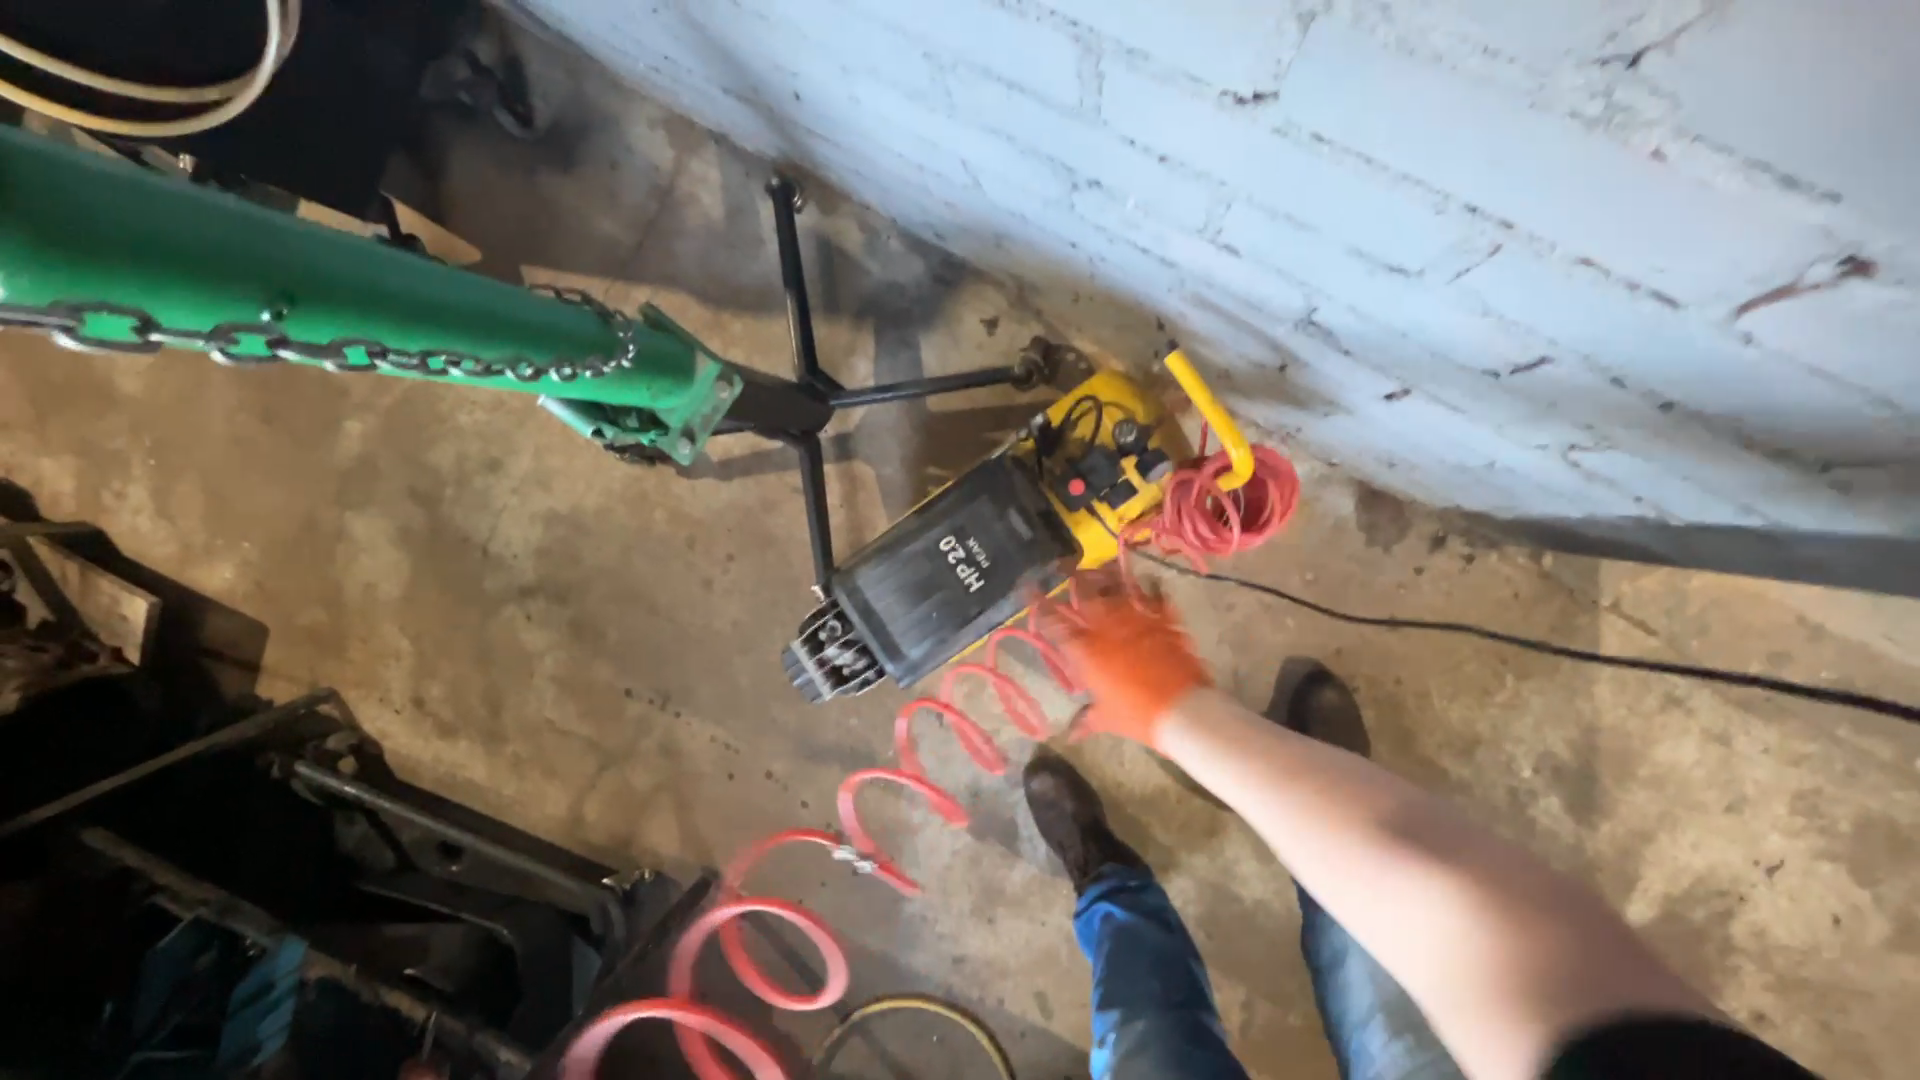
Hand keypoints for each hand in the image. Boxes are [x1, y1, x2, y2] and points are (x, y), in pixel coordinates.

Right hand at [1048, 568, 1210, 748]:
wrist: (1182, 710)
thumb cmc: (1137, 716)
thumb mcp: (1106, 718)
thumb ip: (1087, 719)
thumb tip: (1072, 733)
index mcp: (1085, 650)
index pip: (1054, 622)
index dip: (1039, 603)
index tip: (1030, 589)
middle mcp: (1107, 627)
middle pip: (1084, 593)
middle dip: (1072, 578)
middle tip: (1065, 567)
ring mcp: (1137, 619)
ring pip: (1116, 587)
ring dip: (1106, 576)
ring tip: (1100, 568)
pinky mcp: (1164, 620)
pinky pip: (1155, 596)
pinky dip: (1150, 588)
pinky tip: (1147, 582)